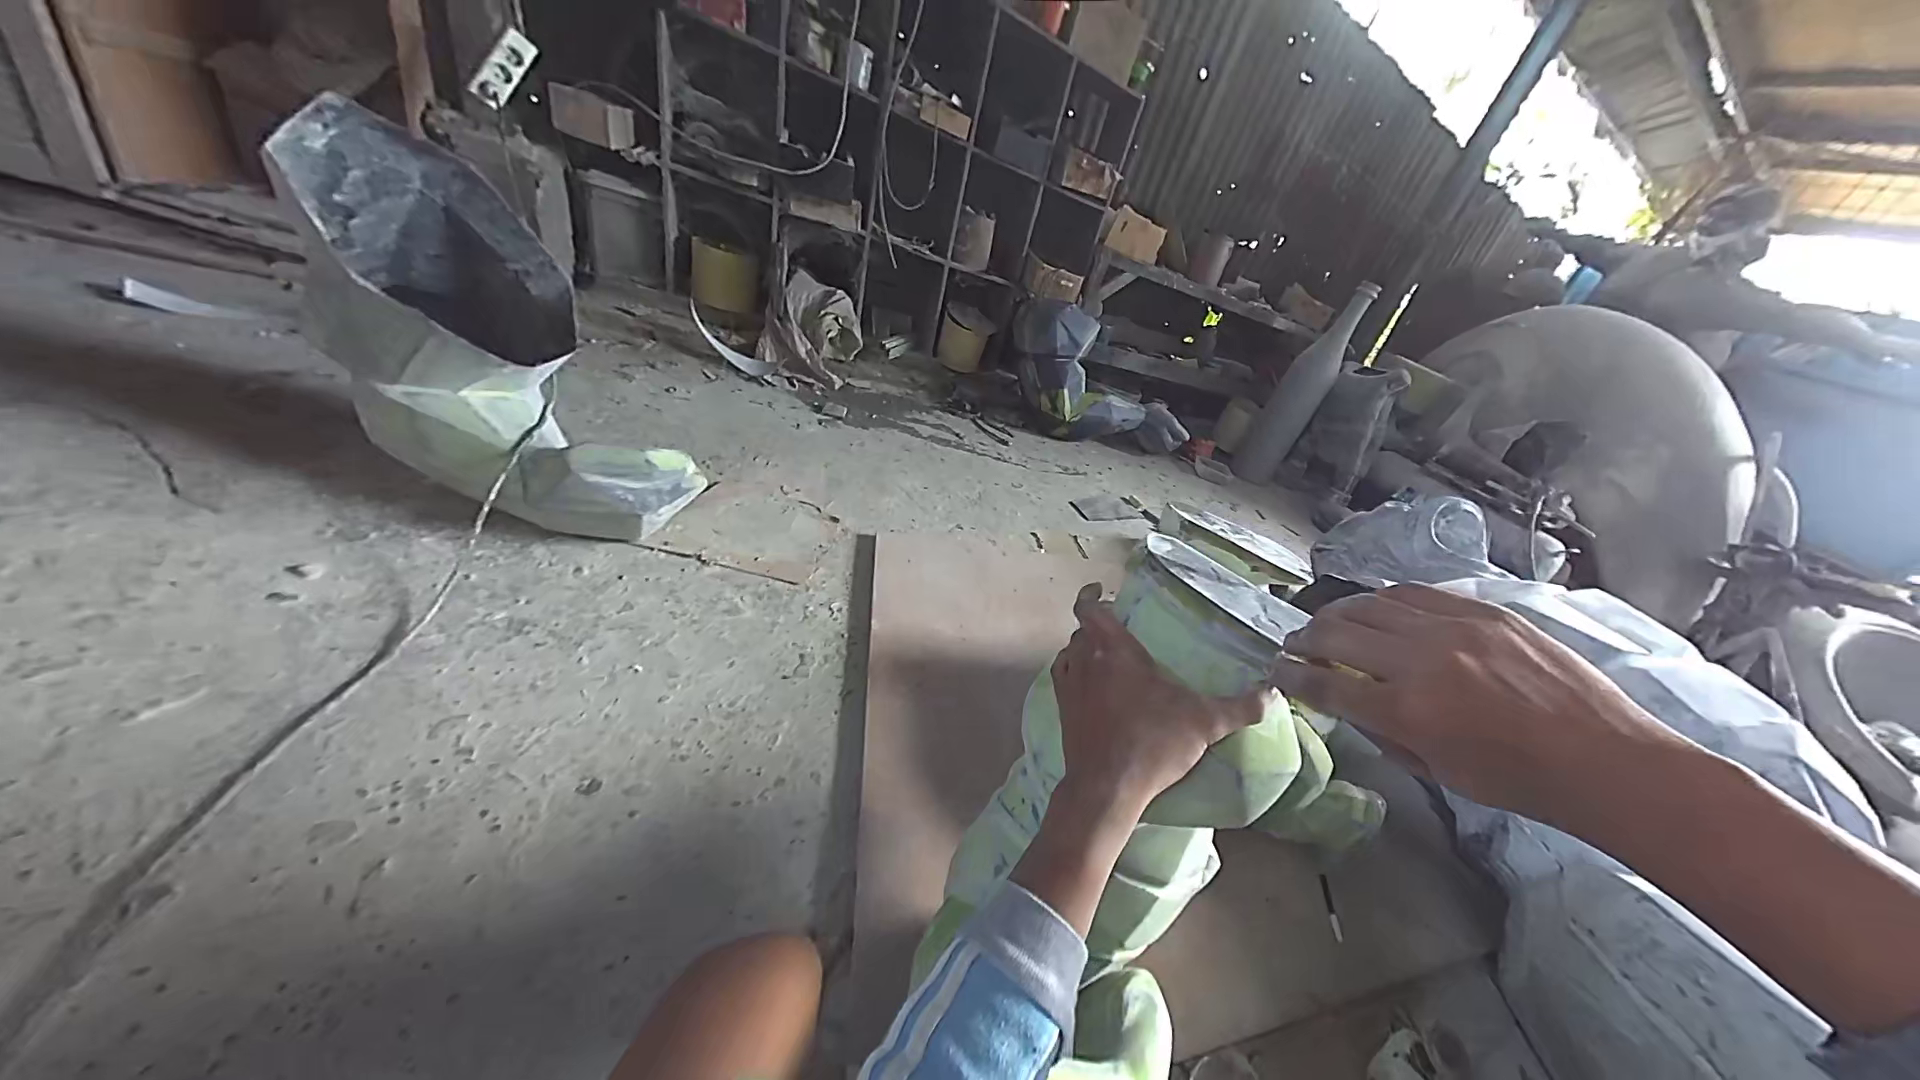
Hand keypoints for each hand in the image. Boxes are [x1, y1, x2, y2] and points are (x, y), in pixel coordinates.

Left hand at [1050, 583, 1270, 812]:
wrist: (1107, 784)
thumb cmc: (1153, 742)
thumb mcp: (1205, 722)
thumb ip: (1240, 706)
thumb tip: (1273, 692)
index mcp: (1114, 650)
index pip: (1091, 609)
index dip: (1091, 595)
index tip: (1100, 590)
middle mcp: (1086, 659)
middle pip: (1083, 630)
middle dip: (1097, 625)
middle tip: (1118, 630)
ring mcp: (1069, 684)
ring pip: (1071, 651)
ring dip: (1084, 648)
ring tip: (1105, 655)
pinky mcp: (1061, 708)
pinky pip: (1062, 675)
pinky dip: (1072, 670)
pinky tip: (1089, 683)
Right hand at [1267, 583, 1690, 831]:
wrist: (1610, 761)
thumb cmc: (1517, 780)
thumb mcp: (1433, 769)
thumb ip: (1380, 730)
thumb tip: (1346, 702)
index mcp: (1406, 710)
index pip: (1324, 681)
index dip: (1290, 675)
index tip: (1276, 671)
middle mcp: (1421, 661)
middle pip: (1336, 633)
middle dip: (1303, 638)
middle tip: (1294, 644)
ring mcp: (1454, 629)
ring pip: (1369, 604)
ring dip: (1336, 612)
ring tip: (1327, 621)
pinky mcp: (1484, 613)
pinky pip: (1415, 593)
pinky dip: (1384, 600)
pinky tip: (1378, 609)